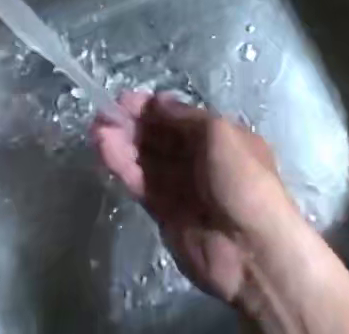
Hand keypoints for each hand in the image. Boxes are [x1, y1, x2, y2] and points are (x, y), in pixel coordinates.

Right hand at [91, 91, 306, 302]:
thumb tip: (158, 102)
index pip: (179, 117)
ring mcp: (181, 186)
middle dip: (133, 123)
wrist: (252, 248)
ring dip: (123, 142)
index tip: (126, 99)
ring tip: (96, 127)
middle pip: (160, 136)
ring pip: (146, 158)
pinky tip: (103, 149)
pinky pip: (141, 183)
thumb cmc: (242, 178)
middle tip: (104, 111)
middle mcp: (198, 158)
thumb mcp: (219, 133)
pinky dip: (122, 166)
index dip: (153, 108)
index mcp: (218, 136)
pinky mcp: (164, 212)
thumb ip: (184, 118)